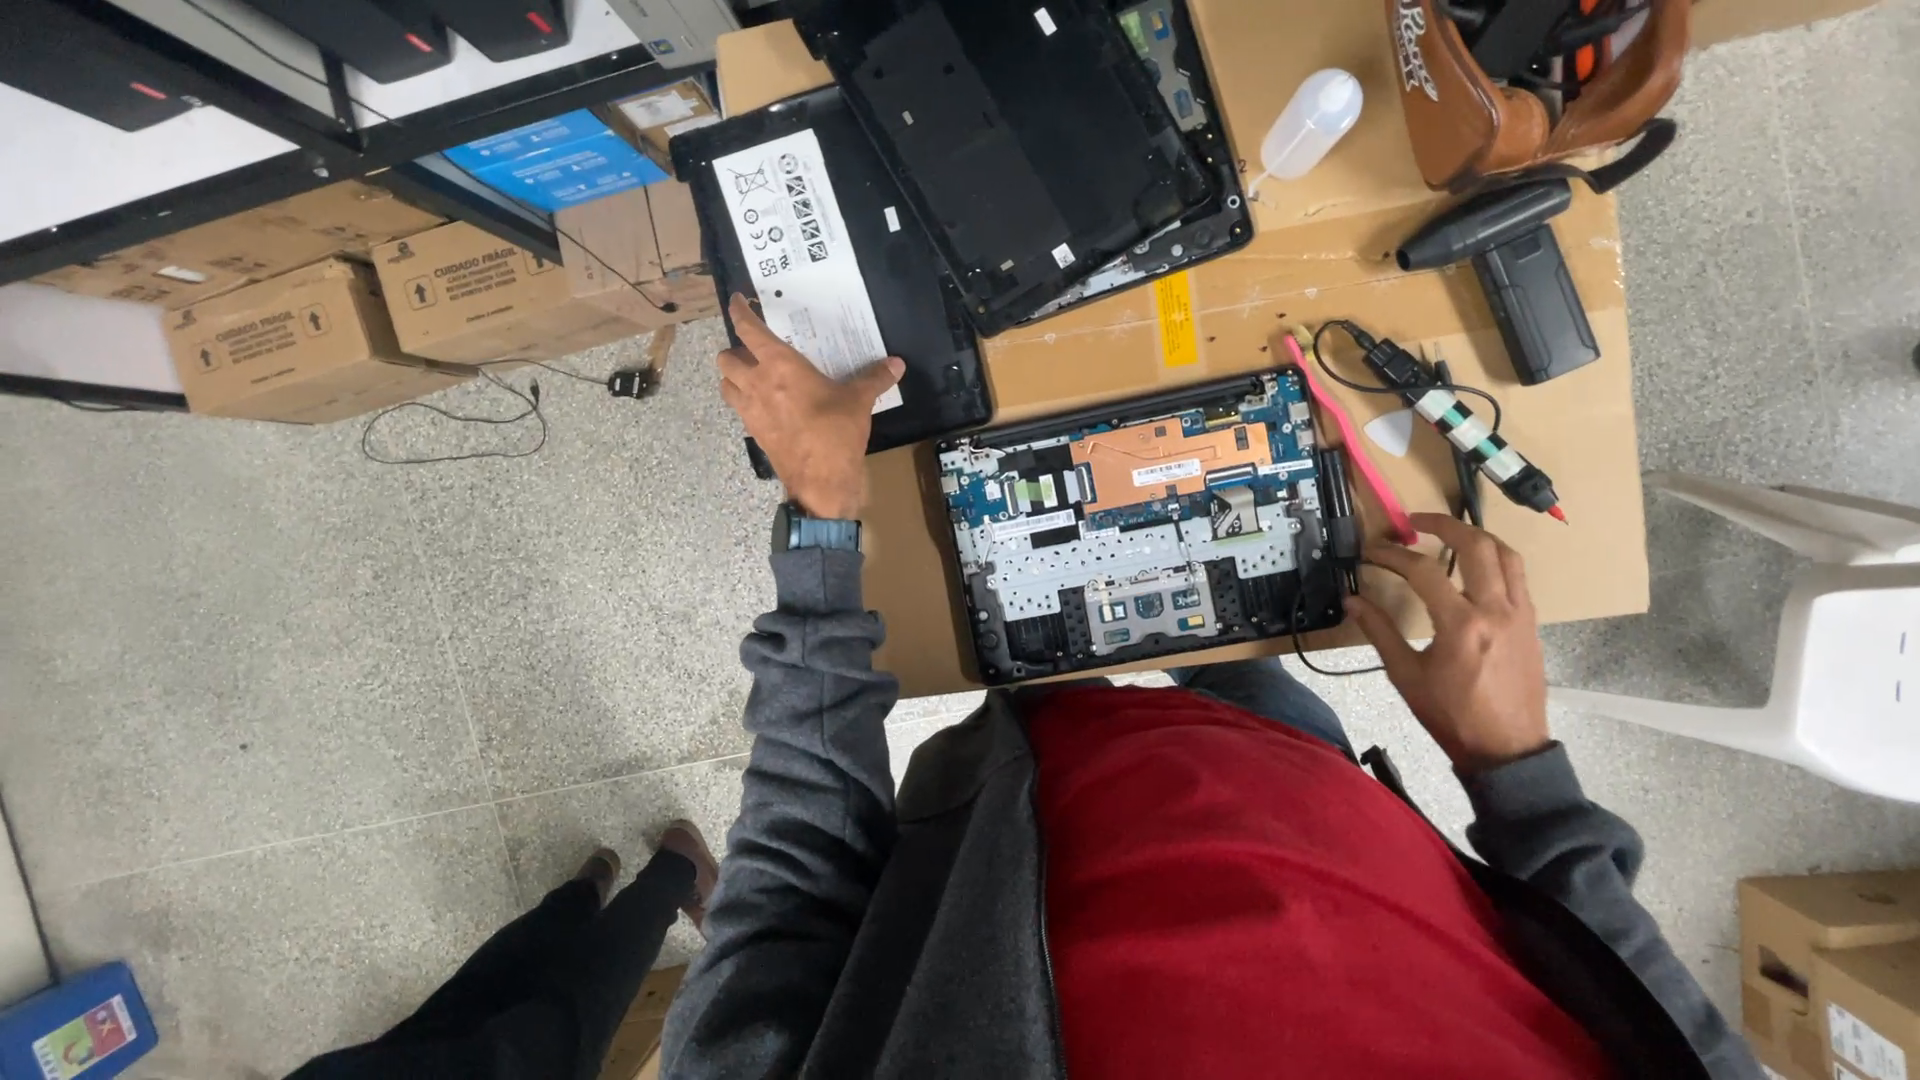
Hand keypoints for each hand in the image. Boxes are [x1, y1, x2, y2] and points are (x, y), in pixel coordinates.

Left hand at [717, 294, 903, 520]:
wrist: (821, 481)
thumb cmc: (835, 432)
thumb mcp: (858, 401)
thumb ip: (874, 379)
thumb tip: (896, 364)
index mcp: (779, 365)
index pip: (748, 330)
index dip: (739, 312)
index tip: (736, 301)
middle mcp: (757, 383)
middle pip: (726, 358)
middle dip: (734, 350)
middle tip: (751, 351)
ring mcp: (751, 411)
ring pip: (725, 384)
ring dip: (733, 377)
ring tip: (751, 376)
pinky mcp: (755, 433)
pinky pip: (740, 410)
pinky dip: (746, 403)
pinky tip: (766, 406)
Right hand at [1343, 513, 1551, 773]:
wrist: (1506, 747)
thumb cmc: (1451, 715)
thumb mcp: (1405, 675)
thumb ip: (1379, 631)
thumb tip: (1352, 600)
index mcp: (1461, 625)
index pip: (1423, 570)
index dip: (1392, 555)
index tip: (1371, 552)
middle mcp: (1496, 610)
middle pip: (1476, 545)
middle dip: (1443, 524)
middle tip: (1414, 522)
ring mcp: (1520, 614)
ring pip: (1506, 555)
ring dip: (1475, 536)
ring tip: (1448, 533)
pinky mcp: (1531, 623)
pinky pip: (1517, 577)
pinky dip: (1494, 560)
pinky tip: (1472, 568)